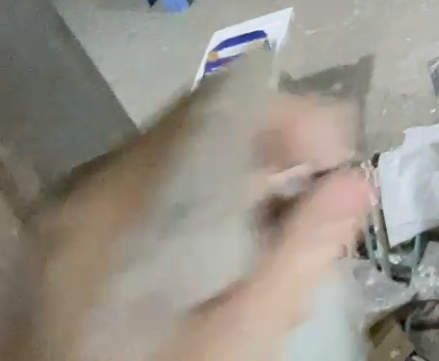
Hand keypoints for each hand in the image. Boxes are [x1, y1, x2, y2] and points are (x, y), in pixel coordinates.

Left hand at [0, 93, 373, 360]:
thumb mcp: (237, 336)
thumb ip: (301, 253)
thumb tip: (358, 179)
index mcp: (121, 199)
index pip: (225, 101)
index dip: (296, 114)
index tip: (338, 157)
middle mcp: (92, 189)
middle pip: (214, 125)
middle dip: (285, 153)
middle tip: (325, 200)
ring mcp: (80, 214)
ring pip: (197, 155)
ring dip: (258, 179)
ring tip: (291, 238)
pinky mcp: (81, 242)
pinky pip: (170, 186)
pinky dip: (221, 202)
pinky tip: (241, 255)